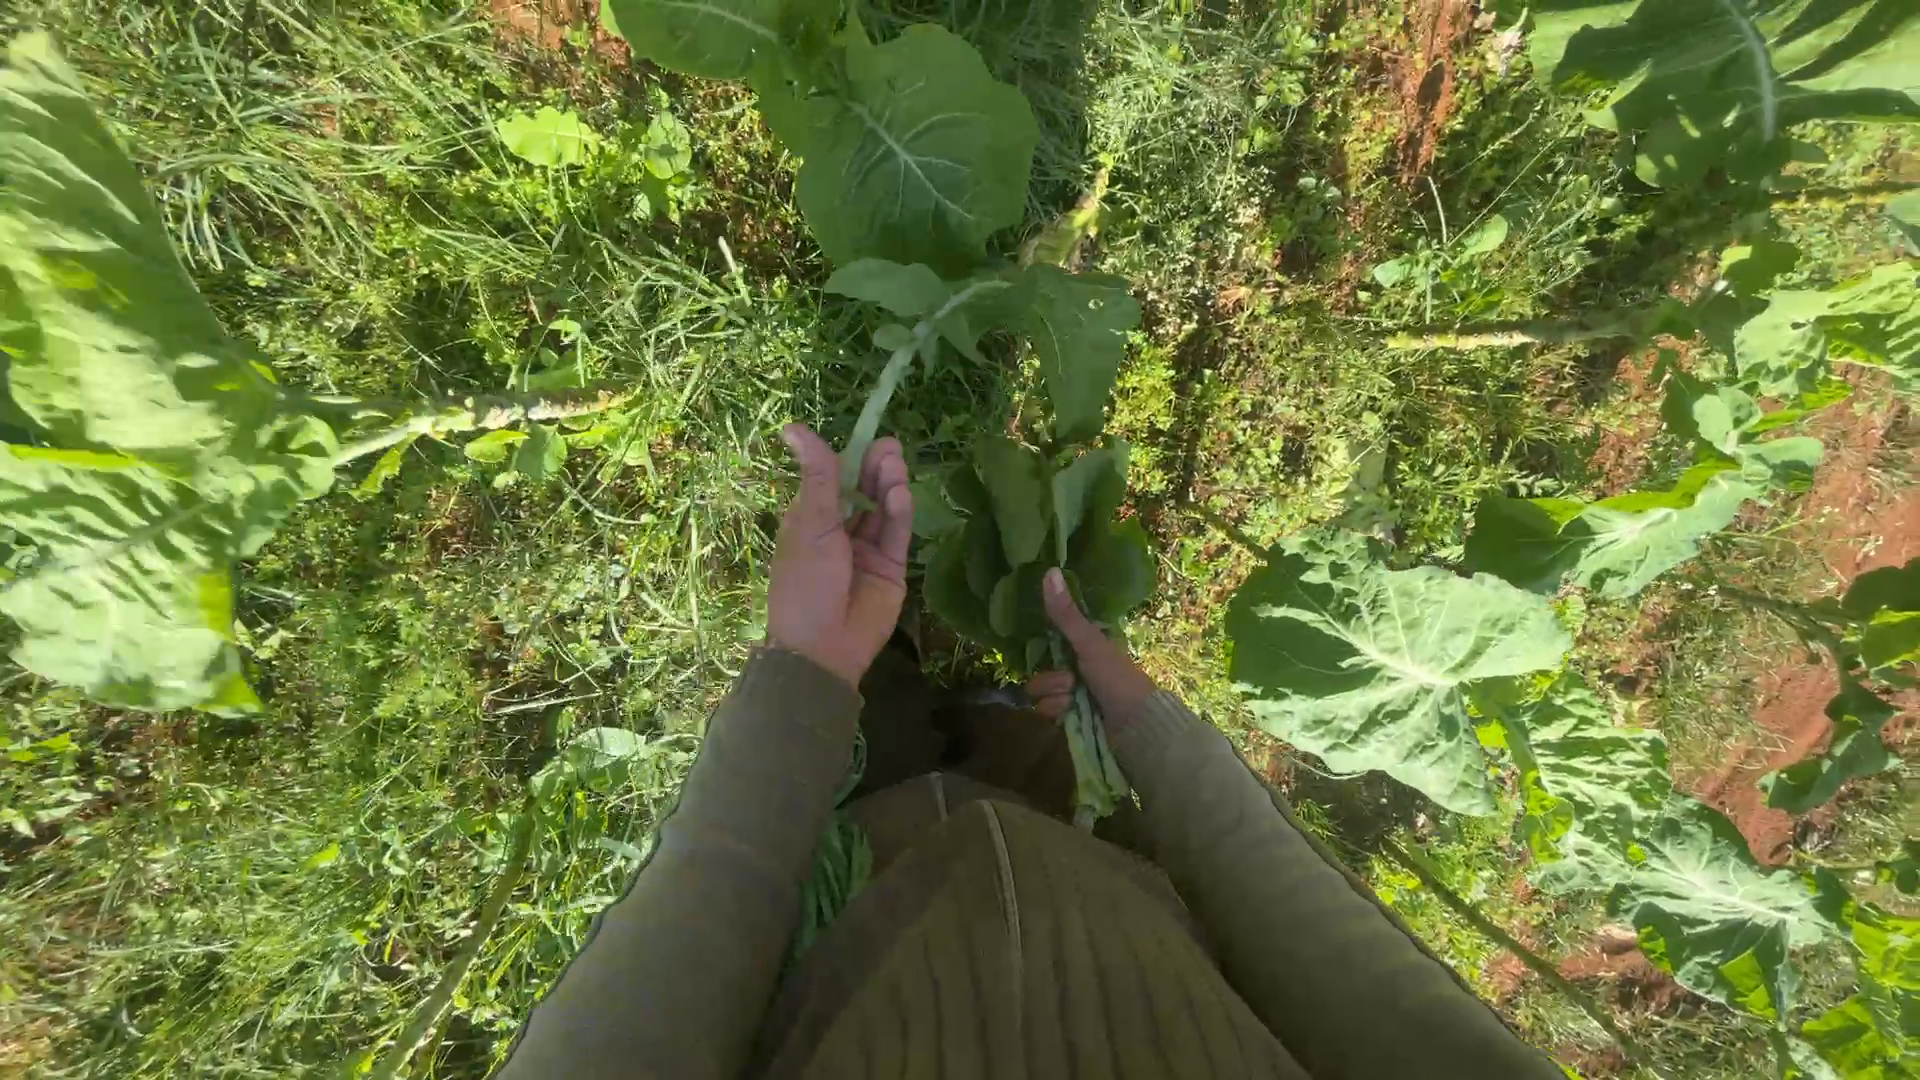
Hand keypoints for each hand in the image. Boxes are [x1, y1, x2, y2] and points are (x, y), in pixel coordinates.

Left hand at [767, 424, 912, 689]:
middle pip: (864, 491)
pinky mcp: (893, 567)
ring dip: (889, 485)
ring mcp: (868, 550)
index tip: (868, 437)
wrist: (822, 647)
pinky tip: (900, 493)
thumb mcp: (809, 523)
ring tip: (895, 463)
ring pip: (883, 509)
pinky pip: (898, 534)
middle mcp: (841, 531)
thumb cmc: (804, 582)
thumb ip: (816, 475)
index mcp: (812, 520)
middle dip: (875, 468)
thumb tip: (792, 426)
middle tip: (890, 447)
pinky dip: (900, 512)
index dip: (851, 459)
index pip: (835, 480)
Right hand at [1025, 567, 1157, 722]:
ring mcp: (1072, 694)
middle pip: (1039, 670)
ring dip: (1054, 697)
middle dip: (1050, 680)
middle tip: (1070, 683)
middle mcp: (1075, 669)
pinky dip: (1058, 713)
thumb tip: (1049, 570)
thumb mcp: (1090, 643)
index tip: (1045, 648)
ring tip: (1073, 701)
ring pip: (1040, 692)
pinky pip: (1046, 711)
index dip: (1043, 647)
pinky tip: (1073, 715)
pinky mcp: (1070, 718)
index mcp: (1084, 647)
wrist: (1136, 726)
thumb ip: (1066, 614)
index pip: (1048, 642)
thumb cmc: (1117, 677)